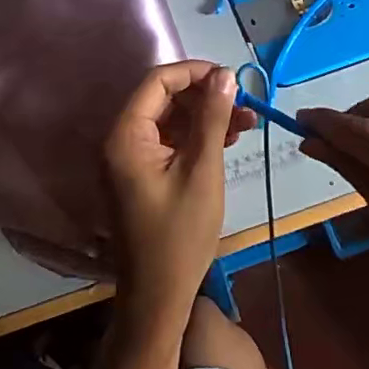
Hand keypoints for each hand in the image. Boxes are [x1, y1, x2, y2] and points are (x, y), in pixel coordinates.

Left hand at [104, 61, 254, 319]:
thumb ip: (212, 118)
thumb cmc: (180, 234)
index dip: (195, 73)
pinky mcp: (143, 174)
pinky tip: (229, 140)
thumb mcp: (203, 170)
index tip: (231, 79)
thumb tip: (225, 75)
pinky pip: (170, 141)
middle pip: (164, 99)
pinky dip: (198, 137)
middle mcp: (121, 141)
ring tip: (247, 122)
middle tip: (244, 104)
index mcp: (126, 136)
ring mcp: (130, 159)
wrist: (159, 295)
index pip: (157, 82)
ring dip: (207, 117)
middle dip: (206, 96)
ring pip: (171, 120)